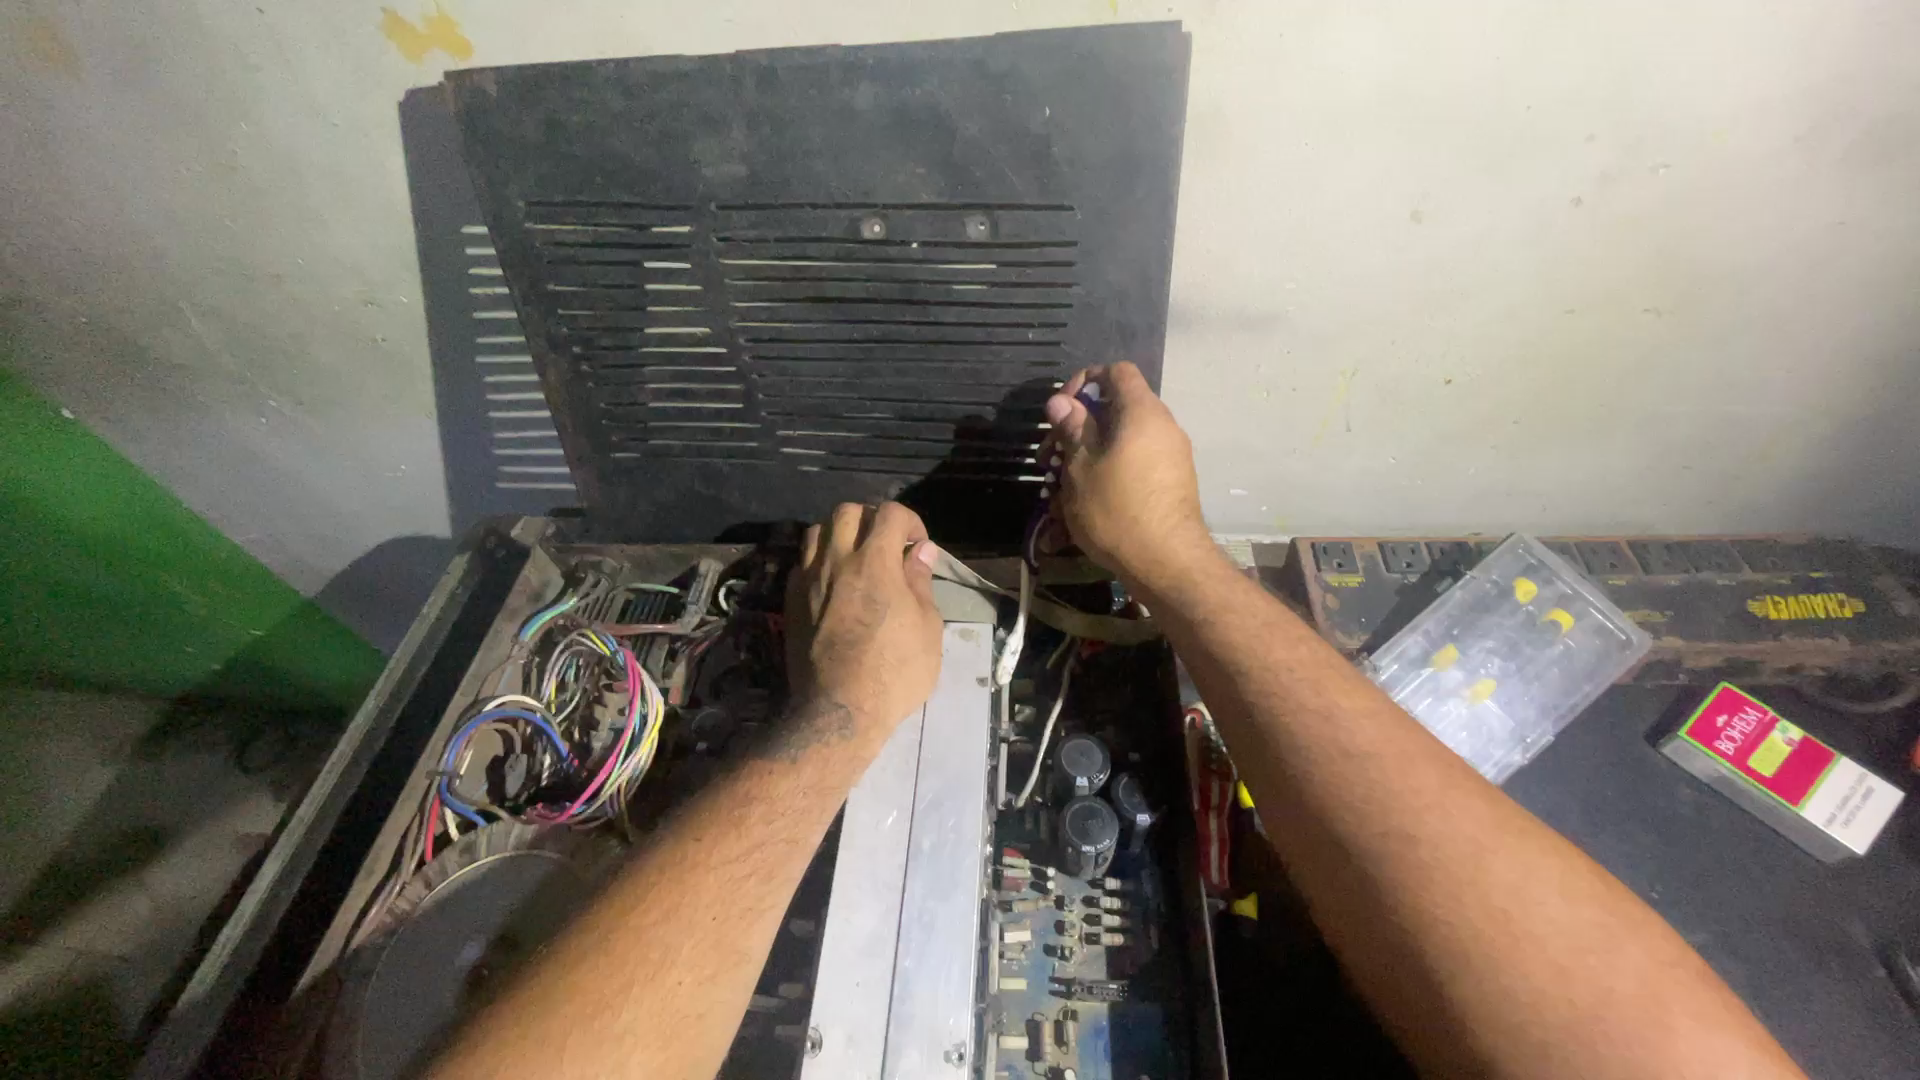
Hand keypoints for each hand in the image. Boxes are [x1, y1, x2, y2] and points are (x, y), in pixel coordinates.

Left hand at [783, 502, 944, 756]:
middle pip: (847, 511)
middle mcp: (837, 561)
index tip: (918, 544)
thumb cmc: (895, 672)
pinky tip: (833, 582)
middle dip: (871, 519)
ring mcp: (808, 580)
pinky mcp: (790, 600)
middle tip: (886, 543)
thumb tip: (920, 551)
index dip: (909, 520)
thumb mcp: (927, 628)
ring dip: (839, 534)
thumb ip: (920, 582)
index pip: (889, 513)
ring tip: (855, 557)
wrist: (839, 710)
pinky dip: (819, 561)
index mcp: (875, 563)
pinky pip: (801, 562)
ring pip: (817, 531)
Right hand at [1044, 363, 1212, 598]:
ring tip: (1059, 485)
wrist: (1166, 563)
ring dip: (1088, 454)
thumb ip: (1072, 428)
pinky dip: (1108, 470)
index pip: (1116, 372)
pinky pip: (1134, 462)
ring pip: (1121, 440)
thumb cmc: (1117, 509)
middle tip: (1049, 457)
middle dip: (1077, 427)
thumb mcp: (1081, 467)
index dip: (1084, 382)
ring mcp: (1171, 456)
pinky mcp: (1171, 482)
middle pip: (1116, 408)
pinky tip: (1085, 501)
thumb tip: (1060, 400)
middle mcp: (1163, 426)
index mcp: (1142, 413)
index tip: (1061, 411)